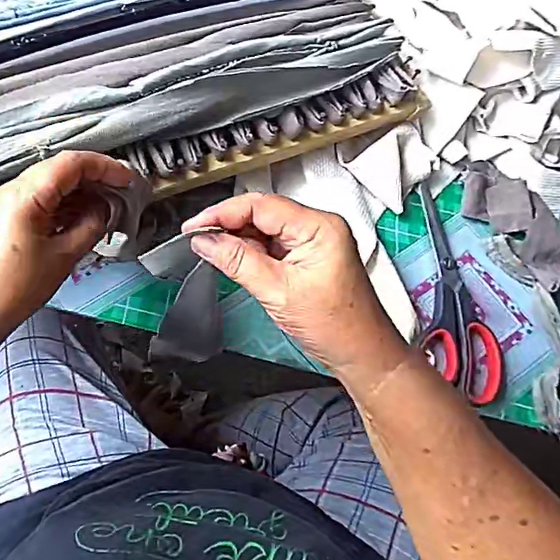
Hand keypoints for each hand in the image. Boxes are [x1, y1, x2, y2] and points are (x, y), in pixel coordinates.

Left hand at [0, 151, 135, 345]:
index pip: (73, 163)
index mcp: (26, 195)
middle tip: (122, 192)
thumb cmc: (14, 289)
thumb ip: (92, 224)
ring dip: (81, 190)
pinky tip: (82, 216)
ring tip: (107, 207)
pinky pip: (40, 196)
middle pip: (62, 167)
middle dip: (96, 177)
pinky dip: (65, 201)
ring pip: (52, 180)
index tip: (128, 180)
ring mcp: (5, 200)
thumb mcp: (65, 255)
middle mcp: (11, 189)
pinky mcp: (4, 214)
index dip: (106, 167)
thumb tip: (107, 208)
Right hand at [183, 193, 413, 384]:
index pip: (260, 205)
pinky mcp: (309, 254)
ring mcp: (315, 239)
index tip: (196, 226)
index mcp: (319, 227)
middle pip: (262, 212)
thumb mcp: (277, 292)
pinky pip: (273, 243)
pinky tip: (235, 260)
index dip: (223, 213)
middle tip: (199, 238)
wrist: (362, 354)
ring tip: (213, 252)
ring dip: (238, 239)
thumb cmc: (338, 327)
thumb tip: (206, 241)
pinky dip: (251, 250)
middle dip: (228, 225)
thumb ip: (237, 261)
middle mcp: (320, 226)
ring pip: (264, 227)